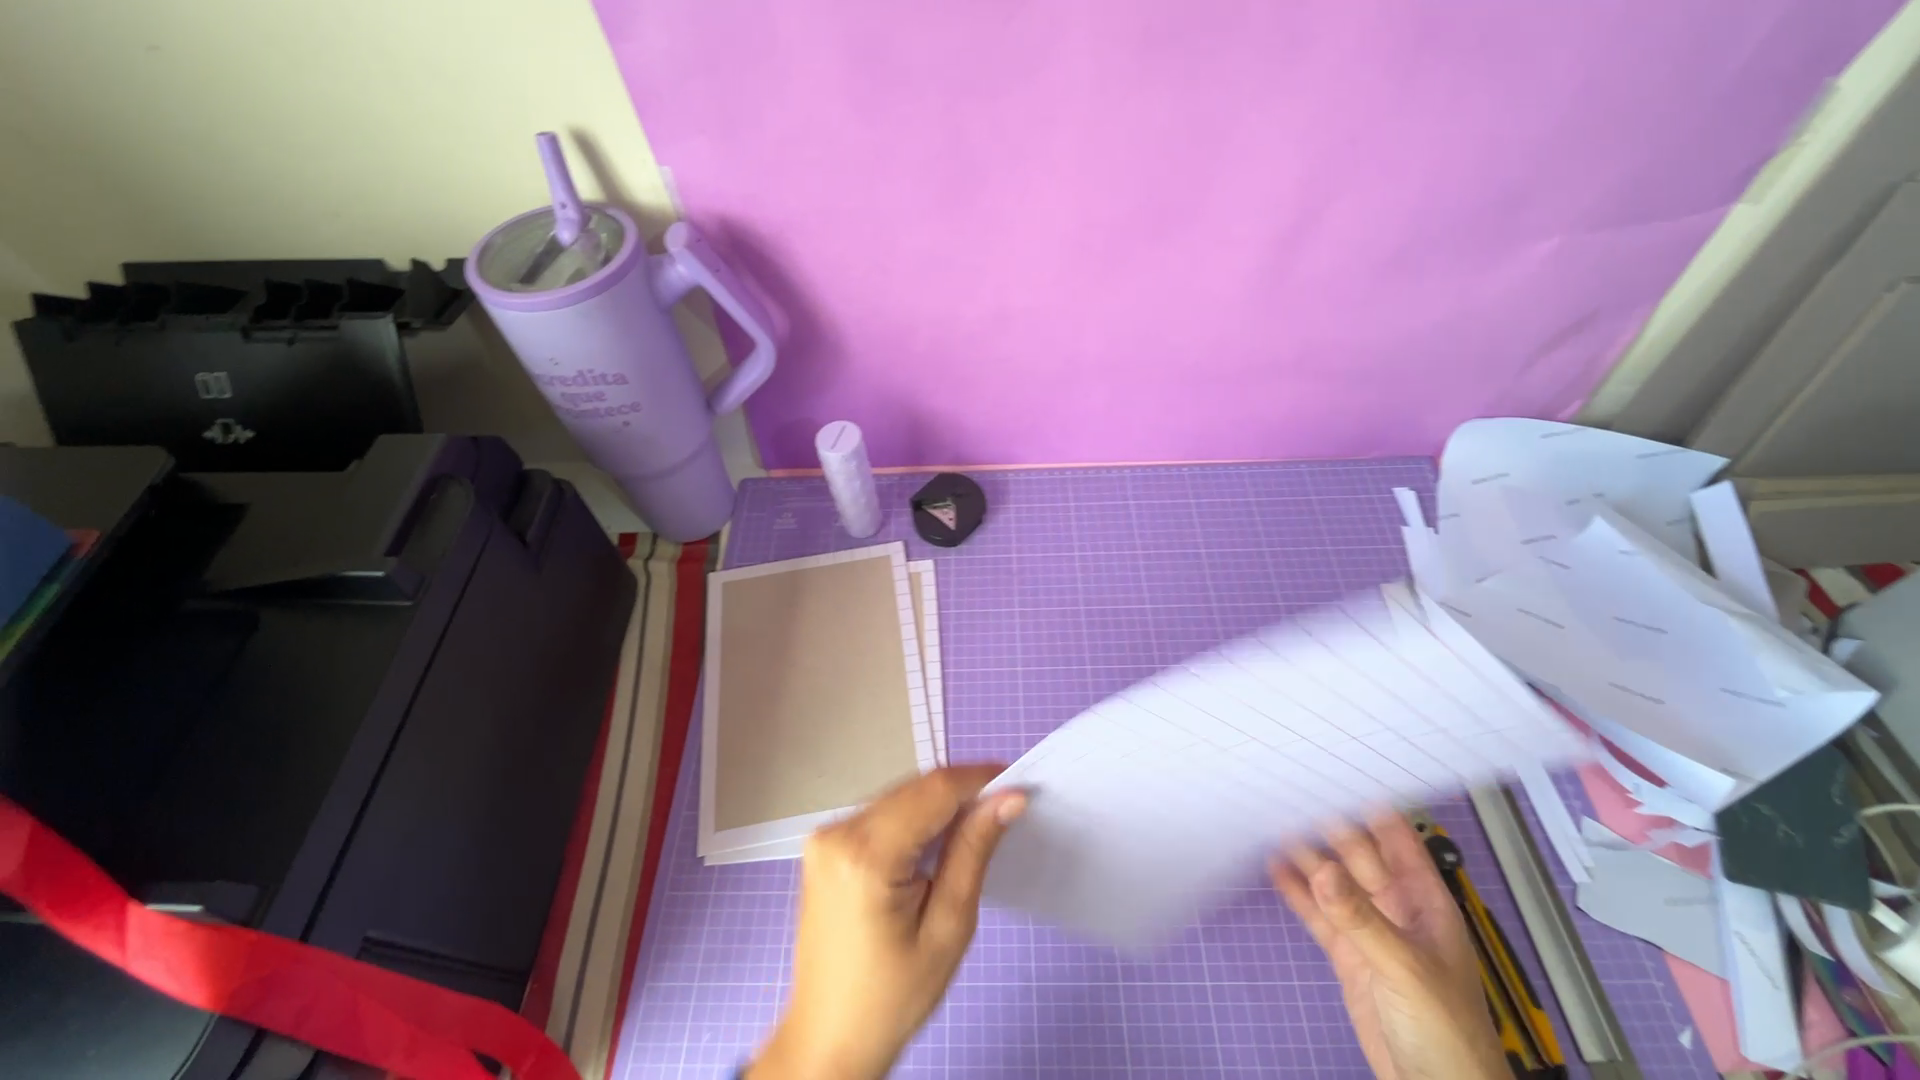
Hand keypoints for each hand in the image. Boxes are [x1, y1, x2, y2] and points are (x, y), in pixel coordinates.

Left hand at [749, 765, 1027, 1079]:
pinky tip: (934, 849)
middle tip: (1003, 812)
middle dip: (961, 794)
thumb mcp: (949, 926)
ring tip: (973, 835)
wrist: (829, 1036)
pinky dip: (913, 821)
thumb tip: (1007, 799)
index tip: (1017, 784)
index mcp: (865, 855)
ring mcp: (824, 838)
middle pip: (914, 790)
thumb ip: (974, 851)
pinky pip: (879, 816)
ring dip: (937, 808)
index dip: (979, 779)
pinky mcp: (824, 847)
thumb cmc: (892, 996)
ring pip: (898, 798)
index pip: (933, 790)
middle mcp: (836, 833)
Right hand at [1270, 813, 1507, 1079]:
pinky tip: (1277, 870)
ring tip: (1274, 824)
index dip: (1374, 809)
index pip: (1400, 842)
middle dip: (1328, 827)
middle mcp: (1397, 910)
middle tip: (1292, 797)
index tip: (1340, 777)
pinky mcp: (1348, 956)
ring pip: (1334, 882)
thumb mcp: (1405, 968)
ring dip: (1307, 856)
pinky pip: (1320, 914)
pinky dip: (1298, 892)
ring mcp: (1370, 932)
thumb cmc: (1448, 1032)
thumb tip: (1321, 870)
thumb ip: (1360, 919)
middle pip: (1358, 856)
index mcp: (1427, 904)